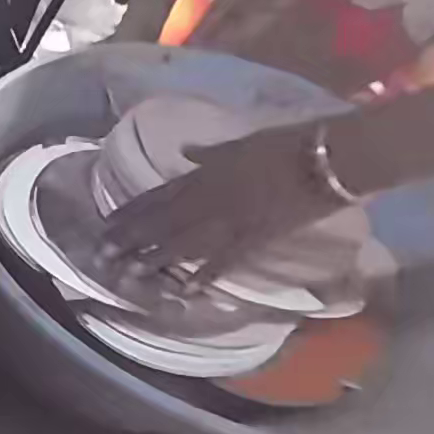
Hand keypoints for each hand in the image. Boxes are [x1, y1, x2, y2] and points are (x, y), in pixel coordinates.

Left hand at [99, 121, 342, 285]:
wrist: (331, 158)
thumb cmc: (284, 143)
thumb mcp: (237, 143)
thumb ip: (208, 154)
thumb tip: (187, 152)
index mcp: (200, 177)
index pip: (153, 197)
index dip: (128, 213)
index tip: (105, 225)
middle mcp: (204, 202)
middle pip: (158, 224)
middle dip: (128, 240)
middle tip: (102, 256)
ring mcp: (227, 223)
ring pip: (182, 244)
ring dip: (154, 260)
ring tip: (129, 274)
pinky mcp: (254, 239)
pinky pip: (224, 261)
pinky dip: (205, 276)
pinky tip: (186, 290)